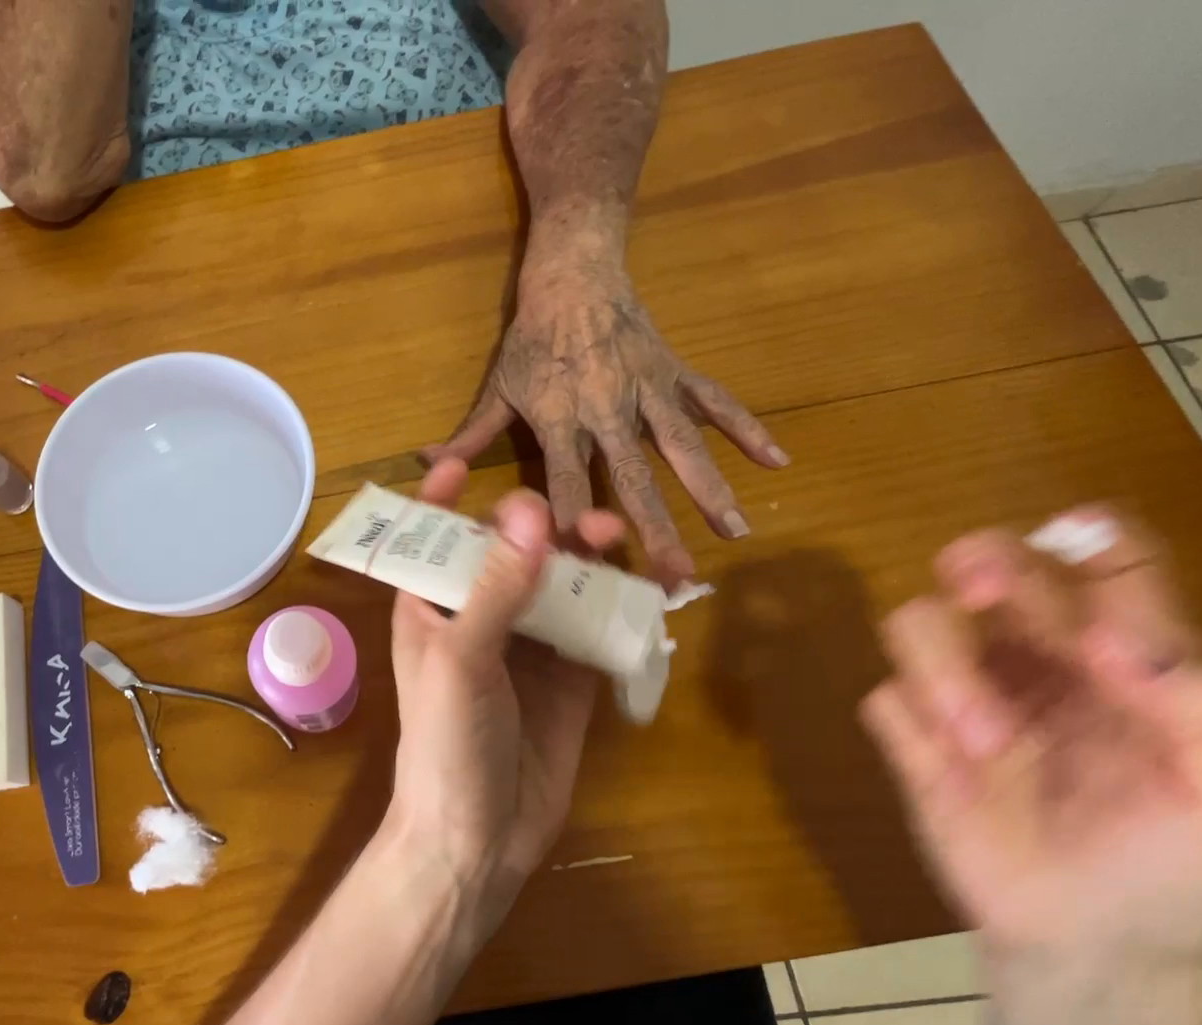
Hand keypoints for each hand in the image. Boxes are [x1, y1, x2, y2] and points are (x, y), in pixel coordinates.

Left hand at [384, 459, 622, 912]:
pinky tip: (648, 584)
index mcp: (431, 607)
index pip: (432, 539)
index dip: (440, 500)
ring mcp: (527, 645)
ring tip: (621, 542)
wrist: (477, 839)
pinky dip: (619, 603)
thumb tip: (528, 506)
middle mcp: (478, 616)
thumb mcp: (461, 657)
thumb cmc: (445, 741)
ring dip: (589, 559)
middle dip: (543, 527)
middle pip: (511, 553)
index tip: (462, 460)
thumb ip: (496, 585)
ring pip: (559, 583)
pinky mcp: (570, 677)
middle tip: (588, 518)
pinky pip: (595, 626)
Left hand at [429, 236, 786, 584]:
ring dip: (710, 487)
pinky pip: (716, 400)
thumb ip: (469, 433)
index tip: (591, 562)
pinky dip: (747, 426)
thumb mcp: (496, 389)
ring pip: (683, 445)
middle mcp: (608, 410)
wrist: (573, 276)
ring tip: (736, 531)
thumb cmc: (530, 340)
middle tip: (678, 572)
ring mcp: (648, 390)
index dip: (577, 519)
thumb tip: (424, 462)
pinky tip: (778, 460)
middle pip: (633, 475)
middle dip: (656, 525)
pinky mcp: (676, 371)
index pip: (568, 479)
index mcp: (560, 419)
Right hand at [863, 508, 1201, 965]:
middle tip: (977, 590)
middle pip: (987, 569)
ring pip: (916, 623)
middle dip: (977, 562)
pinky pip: (886, 701)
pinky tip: (952, 773)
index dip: (1094, 540)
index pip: (1109, 569)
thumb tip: (1112, 641)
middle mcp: (1038, 661)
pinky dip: (913, 727)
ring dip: (941, 670)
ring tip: (983, 744)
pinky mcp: (914, 739)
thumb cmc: (1179, 868)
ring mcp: (968, 696)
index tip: (1076, 534)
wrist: (1089, 941)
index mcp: (1123, 660)